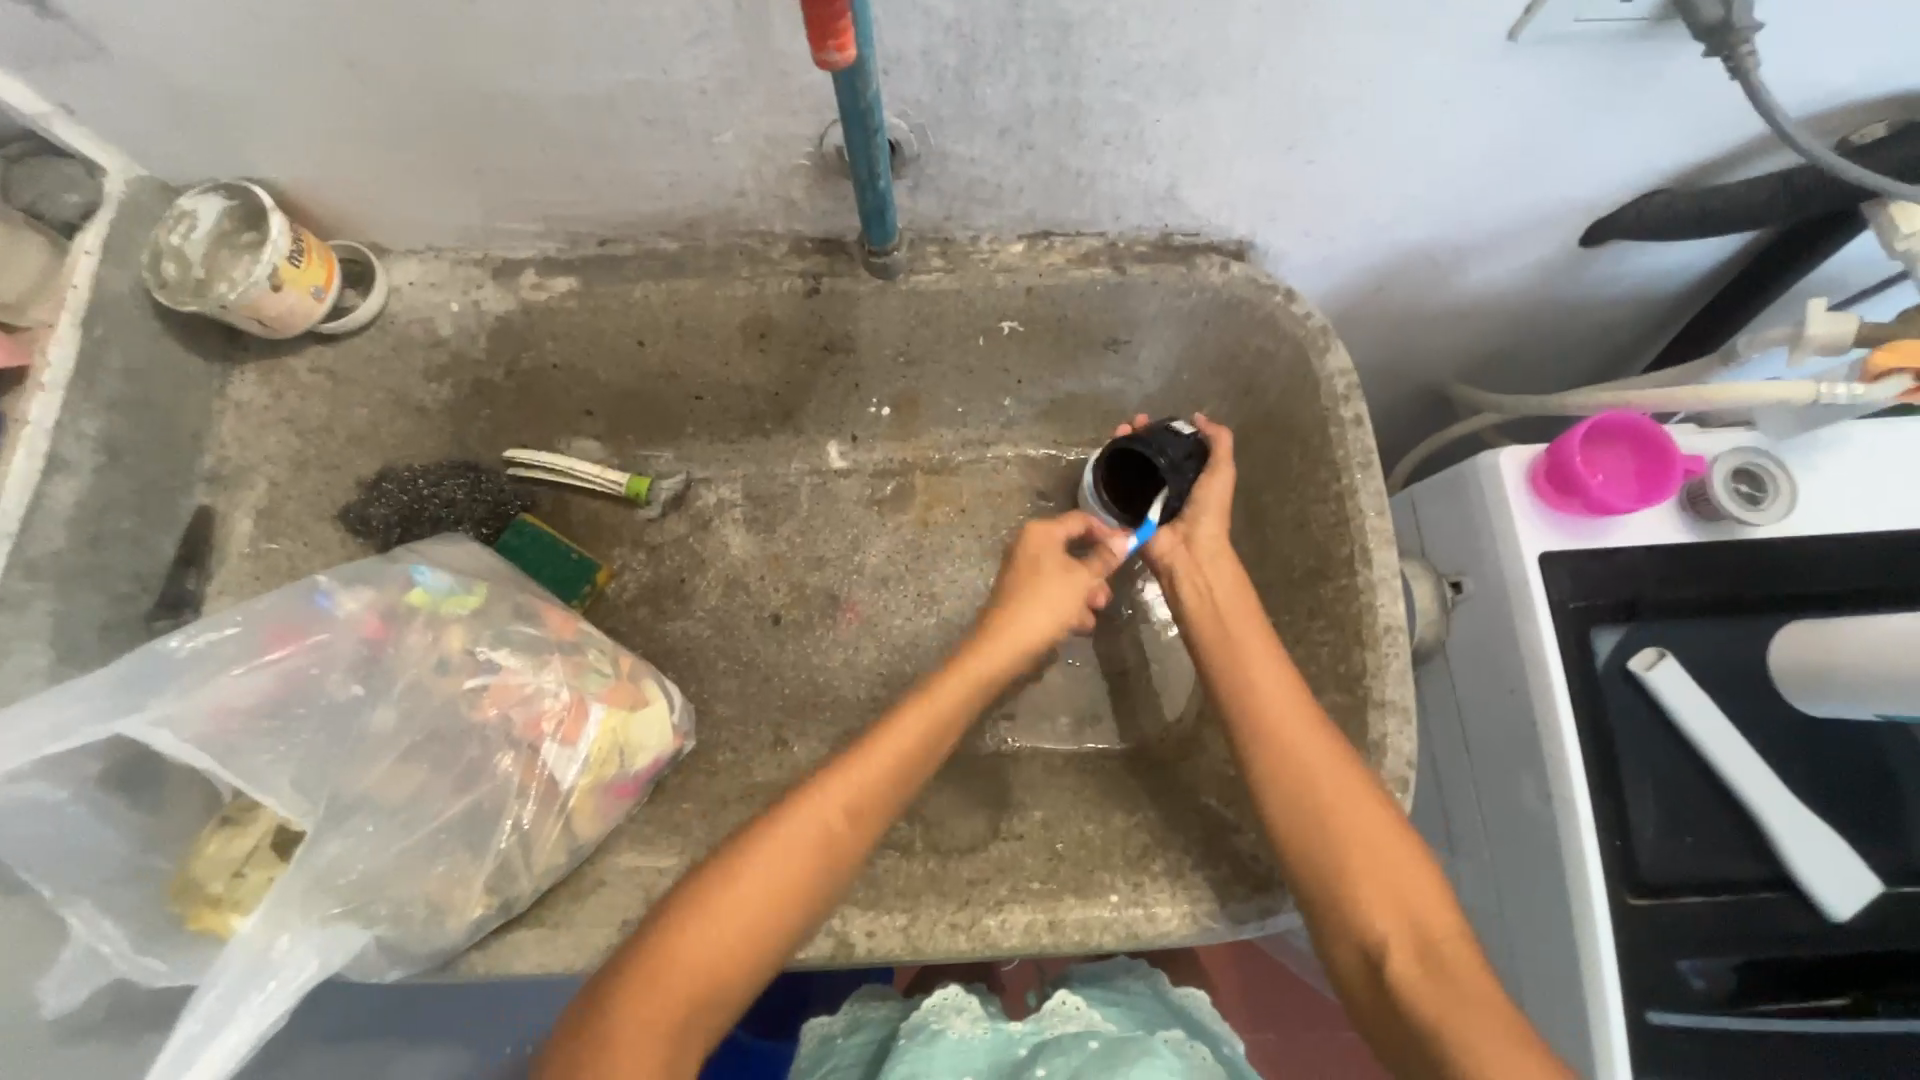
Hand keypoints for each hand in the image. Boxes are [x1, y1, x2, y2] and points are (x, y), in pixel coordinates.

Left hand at [971, 510, 1129, 662]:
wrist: (1005, 644)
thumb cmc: (1047, 602)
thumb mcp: (1082, 579)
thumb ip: (1105, 558)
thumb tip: (1124, 537)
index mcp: (1041, 532)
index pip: (1081, 520)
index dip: (1108, 532)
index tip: (1129, 547)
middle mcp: (1029, 546)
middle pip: (1074, 551)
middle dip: (1096, 574)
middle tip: (1107, 594)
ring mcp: (1024, 571)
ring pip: (1065, 576)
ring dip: (1084, 594)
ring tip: (1094, 613)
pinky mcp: (1023, 595)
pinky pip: (1052, 593)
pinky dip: (1067, 606)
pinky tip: (1079, 625)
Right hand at [1112, 412, 1236, 573]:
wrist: (1187, 550)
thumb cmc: (1208, 510)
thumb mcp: (1222, 471)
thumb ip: (1219, 441)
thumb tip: (1198, 417)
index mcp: (1188, 476)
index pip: (1170, 447)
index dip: (1160, 430)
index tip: (1149, 419)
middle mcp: (1164, 485)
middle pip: (1146, 454)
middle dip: (1137, 436)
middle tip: (1128, 425)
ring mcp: (1143, 498)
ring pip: (1128, 466)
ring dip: (1120, 448)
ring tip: (1115, 434)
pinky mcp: (1126, 510)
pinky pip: (1114, 488)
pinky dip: (1108, 471)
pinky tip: (1103, 455)